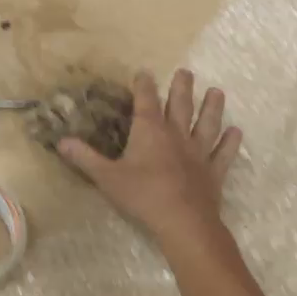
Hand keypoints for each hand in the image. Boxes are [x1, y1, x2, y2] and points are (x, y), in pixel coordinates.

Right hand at [59, 69, 242, 259]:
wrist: (185, 224)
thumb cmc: (143, 196)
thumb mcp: (107, 177)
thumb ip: (85, 158)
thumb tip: (61, 141)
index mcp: (150, 131)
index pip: (146, 101)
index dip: (144, 85)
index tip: (144, 72)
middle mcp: (176, 135)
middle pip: (180, 106)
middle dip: (181, 87)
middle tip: (186, 72)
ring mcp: (198, 153)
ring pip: (206, 124)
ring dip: (211, 108)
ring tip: (217, 92)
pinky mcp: (214, 173)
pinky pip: (223, 154)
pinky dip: (230, 143)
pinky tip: (236, 132)